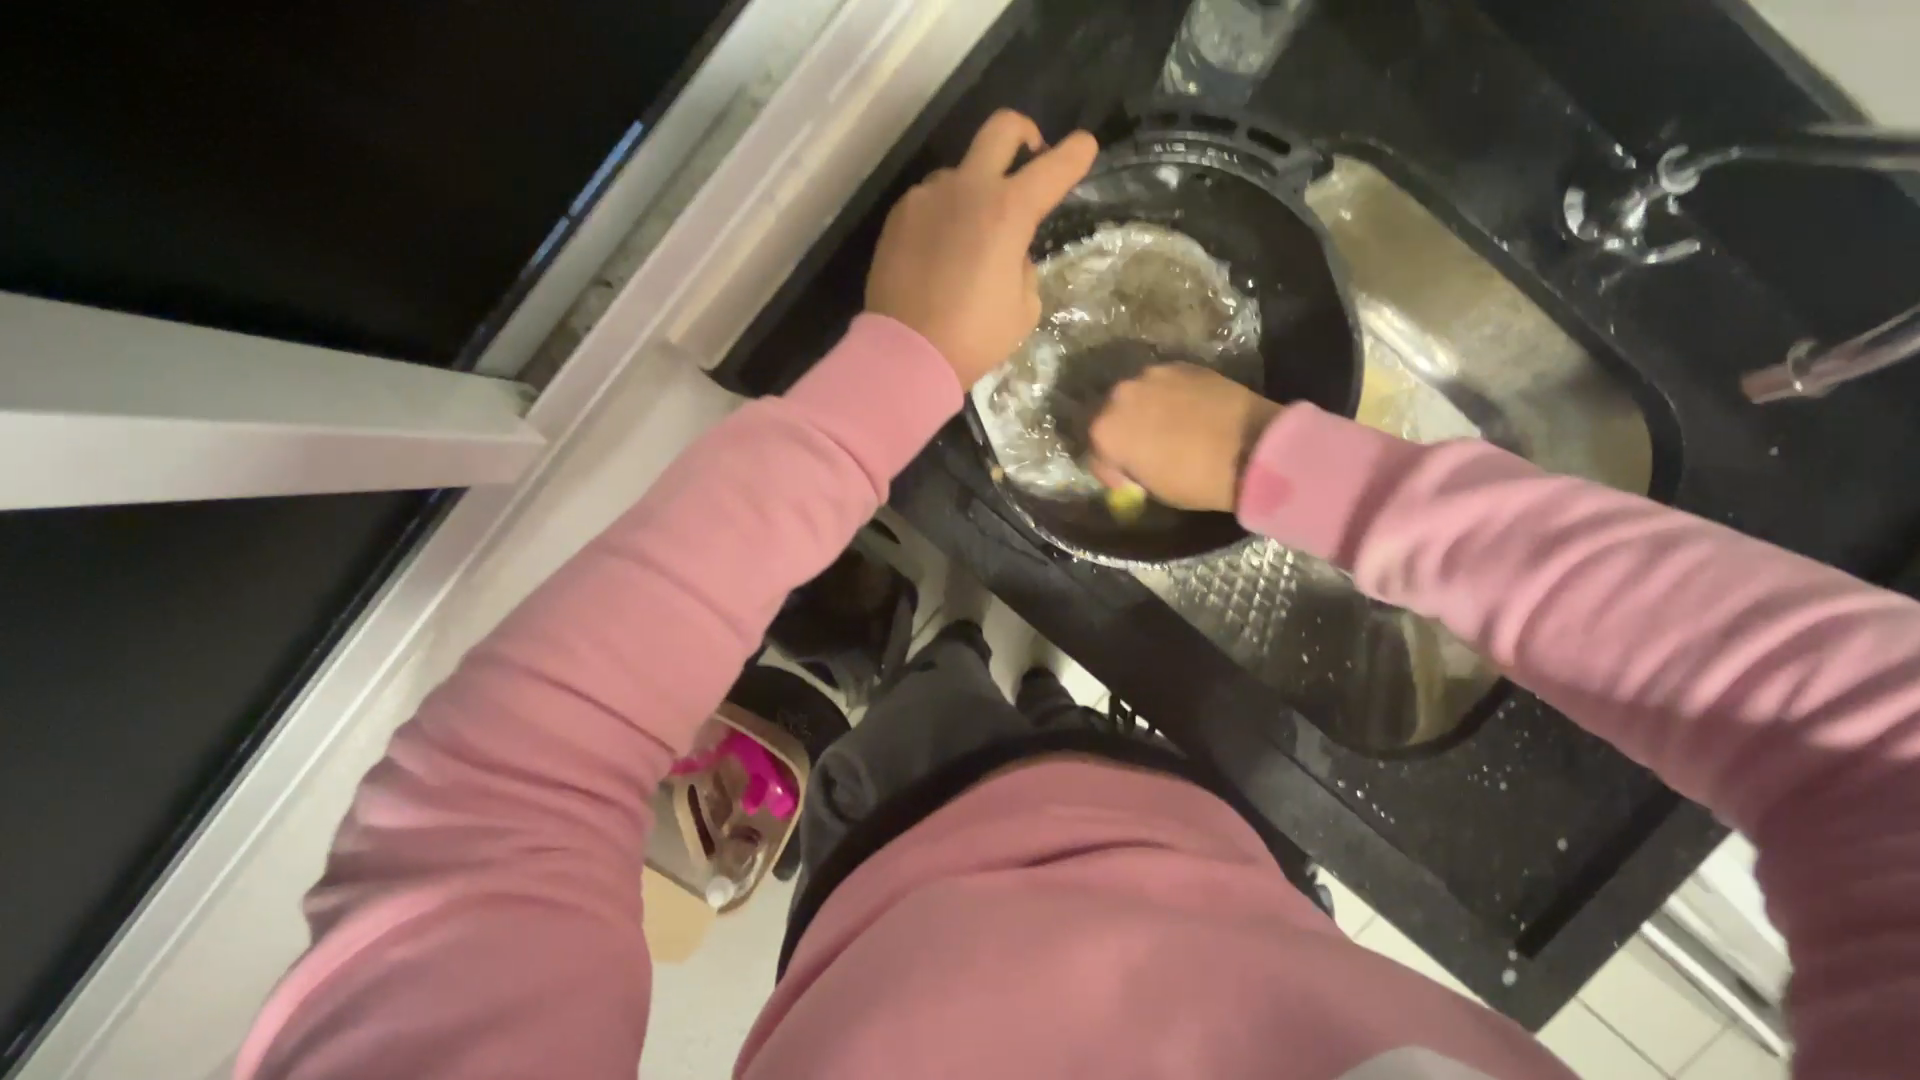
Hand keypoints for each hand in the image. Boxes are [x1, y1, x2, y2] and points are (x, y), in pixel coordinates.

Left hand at [865, 110, 1098, 387]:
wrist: (905, 354)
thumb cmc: (974, 337)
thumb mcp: (1023, 307)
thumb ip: (1023, 265)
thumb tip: (1009, 250)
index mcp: (1009, 211)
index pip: (1054, 167)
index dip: (1076, 153)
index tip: (1084, 147)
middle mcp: (967, 189)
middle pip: (1002, 128)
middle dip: (1024, 133)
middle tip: (1030, 154)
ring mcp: (927, 197)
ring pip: (960, 171)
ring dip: (975, 188)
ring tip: (973, 233)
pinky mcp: (898, 216)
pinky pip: (931, 201)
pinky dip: (945, 215)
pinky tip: (942, 251)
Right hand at [1088, 364, 1284, 512]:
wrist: (1254, 448)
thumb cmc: (1197, 480)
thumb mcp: (1153, 488)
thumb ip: (1132, 468)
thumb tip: (1136, 461)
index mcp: (1105, 431)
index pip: (1096, 454)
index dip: (1113, 471)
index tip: (1131, 482)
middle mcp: (1120, 395)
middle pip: (1111, 416)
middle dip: (1125, 434)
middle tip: (1146, 451)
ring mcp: (1152, 374)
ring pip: (1138, 396)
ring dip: (1146, 411)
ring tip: (1170, 429)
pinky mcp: (1183, 365)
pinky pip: (1164, 384)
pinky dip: (1170, 398)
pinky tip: (1189, 413)